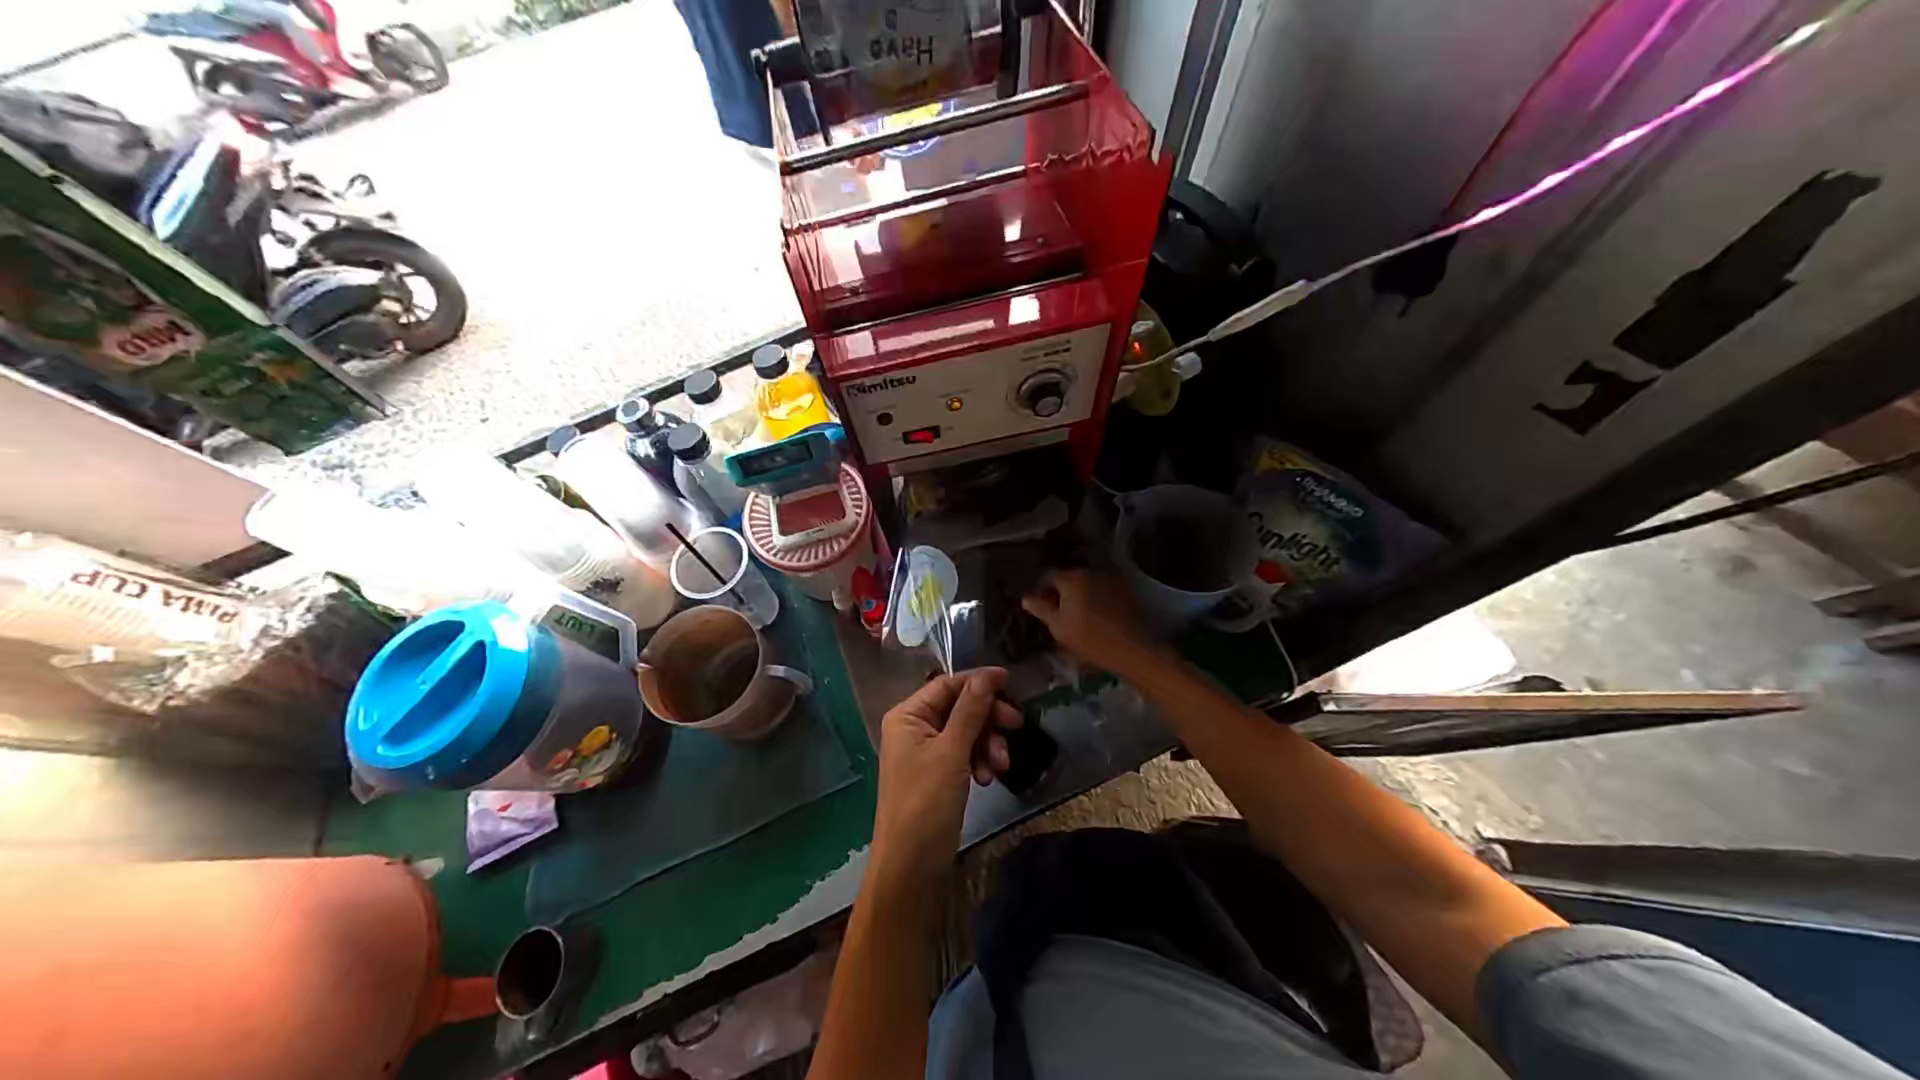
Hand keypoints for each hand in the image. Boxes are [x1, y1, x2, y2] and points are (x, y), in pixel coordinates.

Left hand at [871, 668, 1023, 882]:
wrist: (911, 865)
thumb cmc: (926, 802)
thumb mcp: (952, 752)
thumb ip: (971, 710)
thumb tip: (988, 675)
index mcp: (907, 715)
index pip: (947, 685)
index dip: (979, 682)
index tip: (1012, 683)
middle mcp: (914, 728)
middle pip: (960, 707)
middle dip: (988, 719)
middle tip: (1016, 727)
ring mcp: (925, 752)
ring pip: (967, 732)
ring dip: (988, 745)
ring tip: (1000, 767)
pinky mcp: (937, 774)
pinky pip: (964, 754)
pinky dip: (979, 762)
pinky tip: (988, 779)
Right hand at [1020, 569, 1164, 676]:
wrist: (1132, 649)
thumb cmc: (1088, 639)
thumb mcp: (1058, 627)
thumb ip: (1040, 608)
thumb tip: (1026, 597)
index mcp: (1071, 579)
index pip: (1048, 577)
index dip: (1042, 592)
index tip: (1041, 609)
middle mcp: (1090, 572)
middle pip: (1068, 578)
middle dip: (1061, 593)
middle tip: (1058, 615)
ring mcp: (1110, 580)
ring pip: (1086, 584)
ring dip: (1079, 596)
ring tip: (1077, 617)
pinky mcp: (1125, 591)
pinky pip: (1102, 591)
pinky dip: (1095, 599)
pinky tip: (1096, 617)